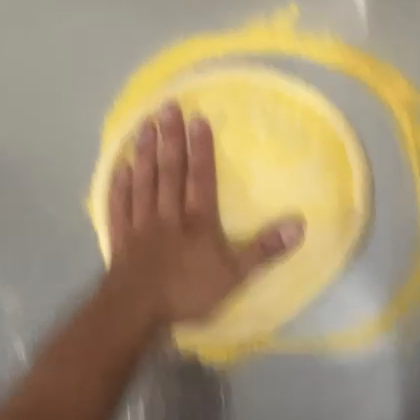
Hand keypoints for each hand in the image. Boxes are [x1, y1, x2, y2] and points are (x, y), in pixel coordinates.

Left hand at [104, 102, 304, 328]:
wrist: (135, 313)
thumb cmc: (187, 293)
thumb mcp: (235, 276)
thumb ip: (265, 249)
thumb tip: (299, 224)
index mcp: (197, 220)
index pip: (201, 176)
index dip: (200, 148)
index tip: (198, 118)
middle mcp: (168, 214)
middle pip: (169, 170)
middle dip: (170, 138)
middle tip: (167, 106)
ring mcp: (141, 225)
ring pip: (143, 181)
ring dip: (144, 152)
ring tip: (145, 125)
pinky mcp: (120, 238)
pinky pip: (119, 205)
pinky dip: (119, 184)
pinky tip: (119, 166)